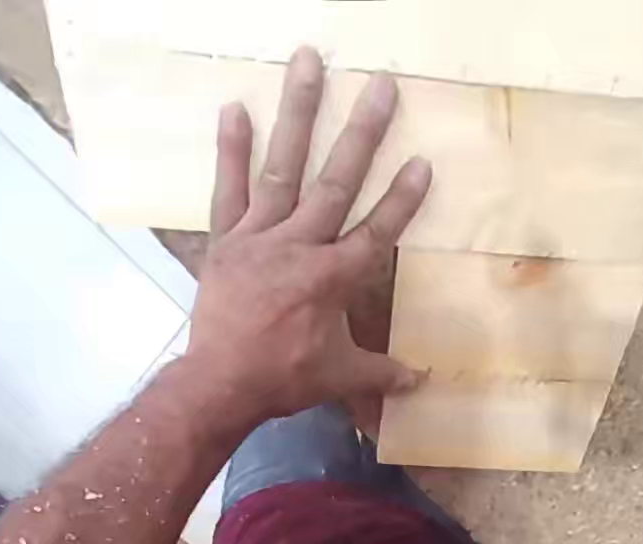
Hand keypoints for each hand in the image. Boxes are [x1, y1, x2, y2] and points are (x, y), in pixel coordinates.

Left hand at [180, 47, 430, 428]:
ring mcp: (260, 237)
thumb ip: (383, 373)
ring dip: (299, 115)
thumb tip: (421, 381)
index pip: (377, 232)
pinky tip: (236, 109)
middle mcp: (300, 246)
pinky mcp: (227, 240)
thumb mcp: (342, 377)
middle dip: (363, 134)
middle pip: (338, 184)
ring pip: (285, 170)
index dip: (402, 200)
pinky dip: (232, 151)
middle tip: (381, 87)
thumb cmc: (287, 377)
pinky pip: (229, 190)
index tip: (420, 162)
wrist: (222, 382)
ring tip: (309, 63)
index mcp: (333, 278)